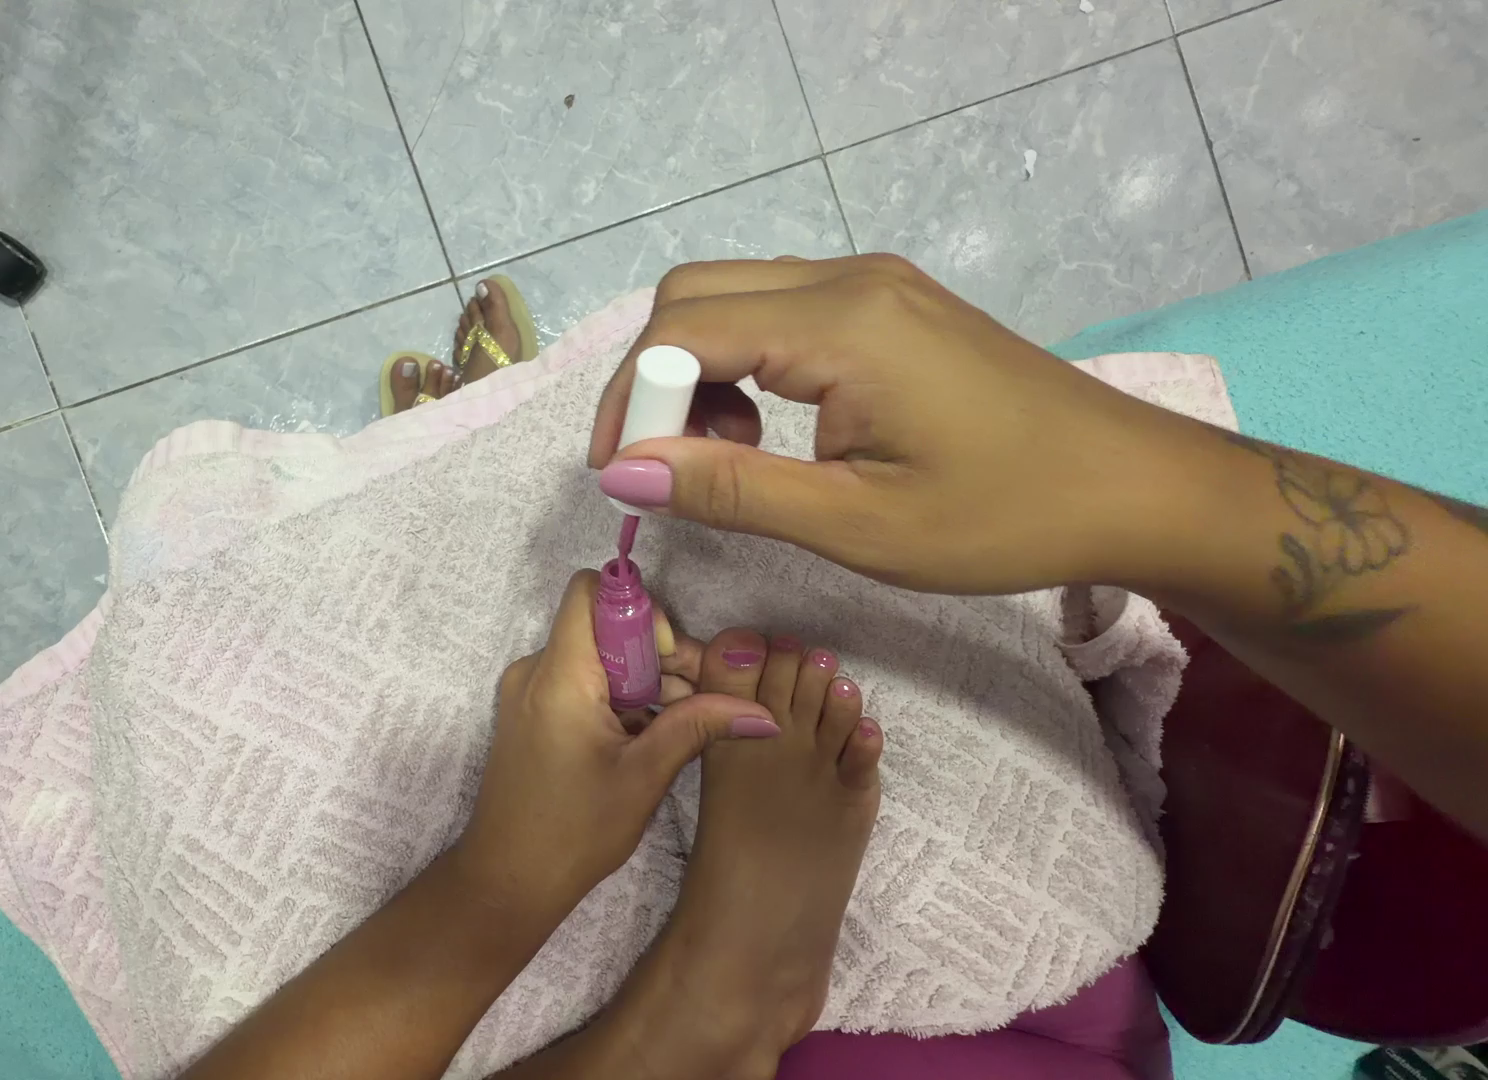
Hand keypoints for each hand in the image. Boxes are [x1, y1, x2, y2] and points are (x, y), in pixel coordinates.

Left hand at [456, 570, 779, 909]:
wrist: (506, 879)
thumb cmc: (573, 832)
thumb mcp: (644, 776)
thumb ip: (697, 727)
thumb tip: (761, 712)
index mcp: (559, 675)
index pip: (590, 591)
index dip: (637, 608)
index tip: (666, 655)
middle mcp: (536, 669)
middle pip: (601, 625)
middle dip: (654, 652)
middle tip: (695, 697)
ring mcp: (530, 690)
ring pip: (595, 655)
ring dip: (640, 679)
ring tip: (680, 722)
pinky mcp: (532, 710)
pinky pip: (580, 680)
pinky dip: (616, 695)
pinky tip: (648, 733)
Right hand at [589, 255, 1202, 593]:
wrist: (1132, 488)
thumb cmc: (1001, 518)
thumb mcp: (853, 523)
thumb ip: (728, 490)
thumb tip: (623, 472)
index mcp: (841, 325)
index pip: (681, 332)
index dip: (630, 402)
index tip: (623, 475)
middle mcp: (846, 279)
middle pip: (691, 295)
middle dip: (654, 379)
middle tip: (668, 461)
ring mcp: (867, 284)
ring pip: (726, 298)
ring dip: (697, 373)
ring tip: (726, 454)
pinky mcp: (881, 304)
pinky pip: (772, 312)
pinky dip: (738, 365)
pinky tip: (766, 428)